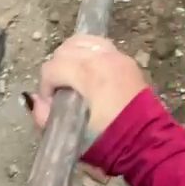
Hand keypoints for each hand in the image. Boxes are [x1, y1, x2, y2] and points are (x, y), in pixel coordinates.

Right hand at [28, 35, 148, 138]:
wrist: (147, 144)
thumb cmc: (108, 143)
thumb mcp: (71, 136)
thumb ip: (46, 117)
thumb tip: (37, 101)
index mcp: (88, 74)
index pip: (52, 68)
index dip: (45, 87)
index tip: (50, 105)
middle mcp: (102, 58)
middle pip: (65, 50)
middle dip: (56, 69)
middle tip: (59, 91)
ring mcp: (117, 56)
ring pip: (83, 41)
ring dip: (71, 57)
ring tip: (71, 78)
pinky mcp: (127, 61)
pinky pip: (100, 46)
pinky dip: (89, 55)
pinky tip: (88, 73)